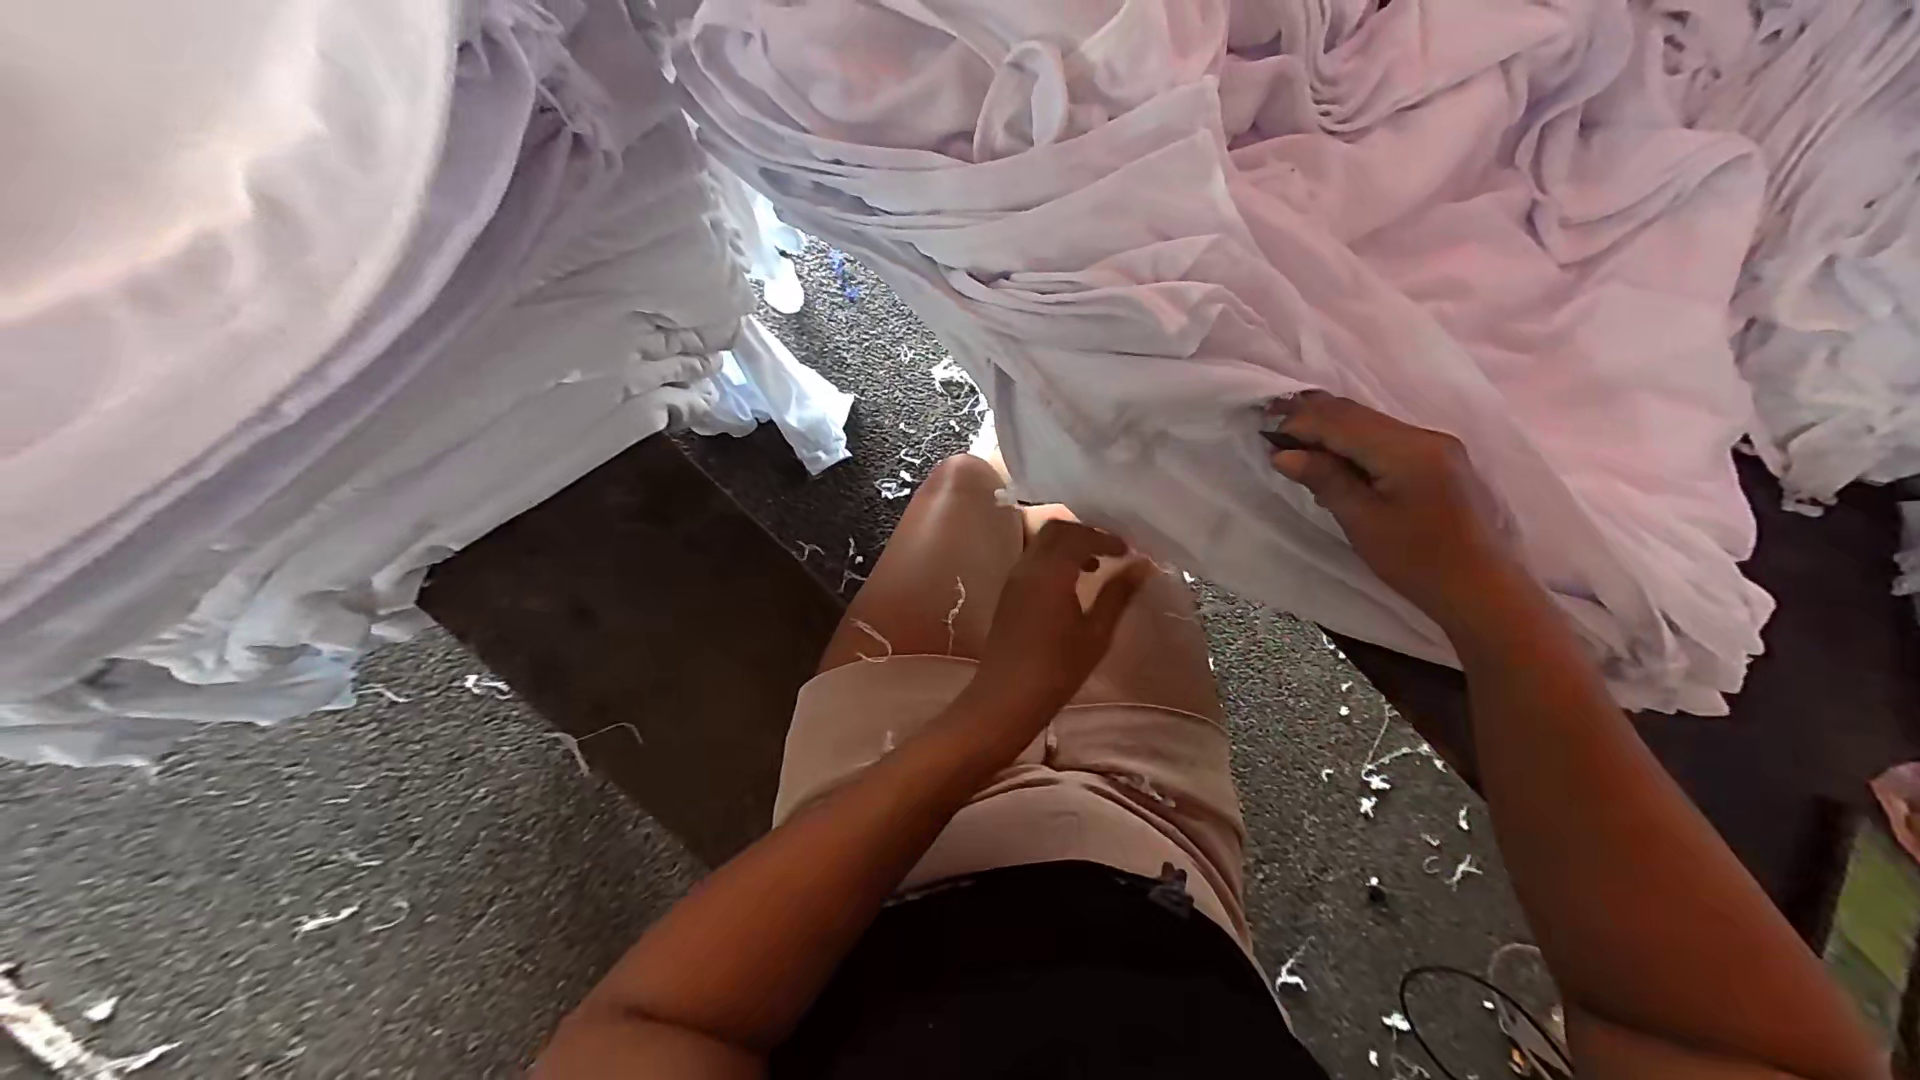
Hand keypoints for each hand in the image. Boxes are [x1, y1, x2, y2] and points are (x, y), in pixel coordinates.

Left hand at [972, 520, 1150, 716]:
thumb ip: (1118, 594)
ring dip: (1068, 545)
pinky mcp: (1008, 592)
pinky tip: (1071, 583)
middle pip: (1056, 529)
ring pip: (1042, 543)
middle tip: (1111, 550)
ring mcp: (1014, 578)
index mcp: (1051, 571)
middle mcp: (1028, 566)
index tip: (1128, 550)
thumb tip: (1142, 565)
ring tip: (1095, 566)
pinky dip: (1054, 559)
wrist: (1006, 695)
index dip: (1106, 538)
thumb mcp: (1097, 633)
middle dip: (1085, 532)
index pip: (1079, 535)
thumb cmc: (1057, 668)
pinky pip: (1033, 559)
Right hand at [1268, 391, 1523, 629]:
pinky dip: (1347, 438)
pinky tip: (1327, 448)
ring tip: (1289, 430)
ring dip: (1327, 424)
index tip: (1263, 430)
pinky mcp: (1435, 458)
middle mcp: (1424, 436)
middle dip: (1310, 414)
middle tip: (1268, 417)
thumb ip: (1325, 480)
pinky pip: (1381, 436)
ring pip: (1368, 422)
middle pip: (1355, 413)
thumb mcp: (1363, 522)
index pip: (1341, 422)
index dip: (1299, 422)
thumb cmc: (1417, 561)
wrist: (1481, 589)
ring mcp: (1434, 445)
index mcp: (1408, 451)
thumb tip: (1283, 454)